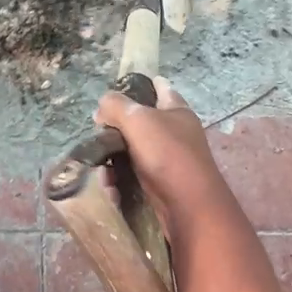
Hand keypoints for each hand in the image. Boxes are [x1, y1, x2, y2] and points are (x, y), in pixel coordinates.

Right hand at [94, 78, 230, 224]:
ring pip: (133, 153)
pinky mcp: (162, 188)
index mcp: (176, 111)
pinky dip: (121, 184)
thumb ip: (115, 105)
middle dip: (116, 131)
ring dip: (113, 164)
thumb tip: (101, 109)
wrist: (191, 209)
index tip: (126, 85)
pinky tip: (112, 191)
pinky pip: (134, 179)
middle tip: (100, 136)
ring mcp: (169, 162)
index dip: (146, 83)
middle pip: (140, 123)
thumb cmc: (167, 154)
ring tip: (103, 175)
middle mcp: (176, 134)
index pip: (161, 88)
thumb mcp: (137, 120)